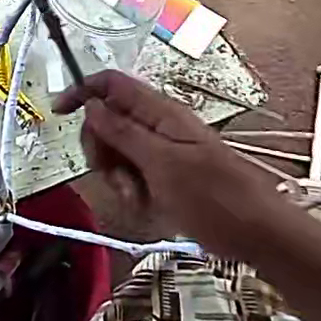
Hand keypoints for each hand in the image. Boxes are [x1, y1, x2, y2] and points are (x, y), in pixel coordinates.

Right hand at [54, 69, 277, 243]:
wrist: (261, 236)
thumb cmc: (215, 197)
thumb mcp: (163, 164)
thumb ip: (123, 132)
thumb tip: (91, 103)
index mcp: (158, 112)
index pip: (110, 84)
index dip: (82, 91)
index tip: (59, 112)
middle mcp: (156, 125)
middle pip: (106, 120)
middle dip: (101, 149)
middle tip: (114, 177)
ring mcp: (161, 150)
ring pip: (116, 150)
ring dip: (116, 175)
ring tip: (137, 199)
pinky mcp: (165, 174)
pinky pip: (132, 173)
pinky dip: (132, 189)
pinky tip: (147, 206)